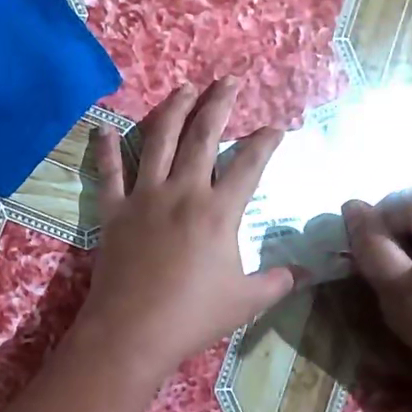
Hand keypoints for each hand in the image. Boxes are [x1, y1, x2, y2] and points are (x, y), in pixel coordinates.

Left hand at [75, 80, 295, 375]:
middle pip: (202, 136)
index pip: (249, 163)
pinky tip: (105, 127)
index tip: (276, 127)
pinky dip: (106, 149)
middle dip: (218, 103)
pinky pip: (108, 172)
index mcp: (218, 211)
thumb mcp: (246, 301)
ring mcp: (143, 198)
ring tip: (183, 88)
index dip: (266, 141)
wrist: (132, 331)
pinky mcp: (113, 211)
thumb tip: (306, 274)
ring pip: (158, 141)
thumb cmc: (193, 316)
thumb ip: (277, 282)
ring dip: (172, 110)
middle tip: (228, 80)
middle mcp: (182, 192)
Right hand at [340, 190, 411, 378]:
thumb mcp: (395, 285)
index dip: (378, 222)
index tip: (365, 253)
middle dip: (388, 227)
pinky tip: (410, 267)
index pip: (408, 202)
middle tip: (376, 260)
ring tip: (393, 265)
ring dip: (398, 235)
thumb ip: (371, 244)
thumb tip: (350, 205)